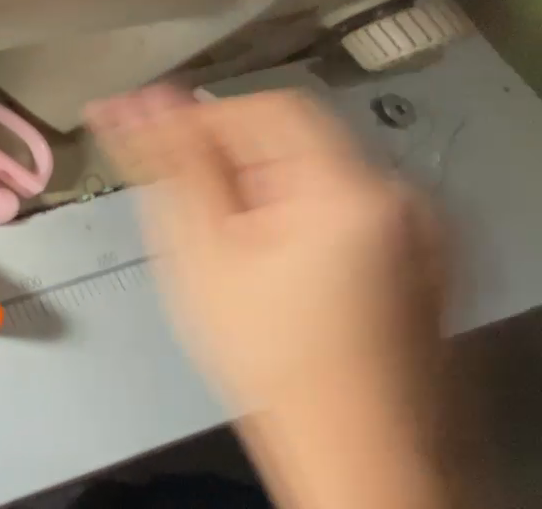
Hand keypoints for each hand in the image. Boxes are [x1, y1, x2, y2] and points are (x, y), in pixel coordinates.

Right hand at [87, 87, 453, 508]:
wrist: (350, 449)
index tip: (148, 142)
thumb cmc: (272, 354)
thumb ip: (167, 160)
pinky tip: (252, 258)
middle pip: (286, 142)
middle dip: (218, 161)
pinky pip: (333, 208)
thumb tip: (133, 101)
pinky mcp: (416, 262)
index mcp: (351, 189)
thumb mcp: (196, 244)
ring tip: (209, 237)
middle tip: (173, 198)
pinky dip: (282, 215)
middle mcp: (401, 202)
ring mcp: (418, 235)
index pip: (261, 107)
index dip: (195, 117)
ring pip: (305, 176)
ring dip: (245, 189)